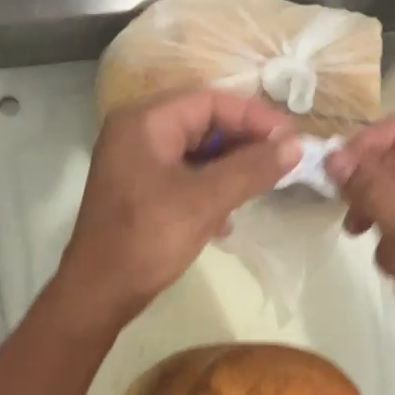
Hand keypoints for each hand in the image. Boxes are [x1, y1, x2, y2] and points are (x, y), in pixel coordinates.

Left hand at [54, 90, 301, 328]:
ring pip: (194, 155)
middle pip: (202, 125)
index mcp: (144, 122)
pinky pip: (181, 180)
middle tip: (283, 163)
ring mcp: (134, 165)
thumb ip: (251, 169)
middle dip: (244, 145)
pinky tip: (227, 221)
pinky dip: (208, 193)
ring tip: (261, 190)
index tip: (291, 139)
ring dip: (229, 171)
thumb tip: (295, 146)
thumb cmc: (147, 240)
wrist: (98, 293)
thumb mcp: (205, 202)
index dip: (255, 117)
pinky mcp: (137, 194)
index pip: (210, 101)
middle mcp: (135, 134)